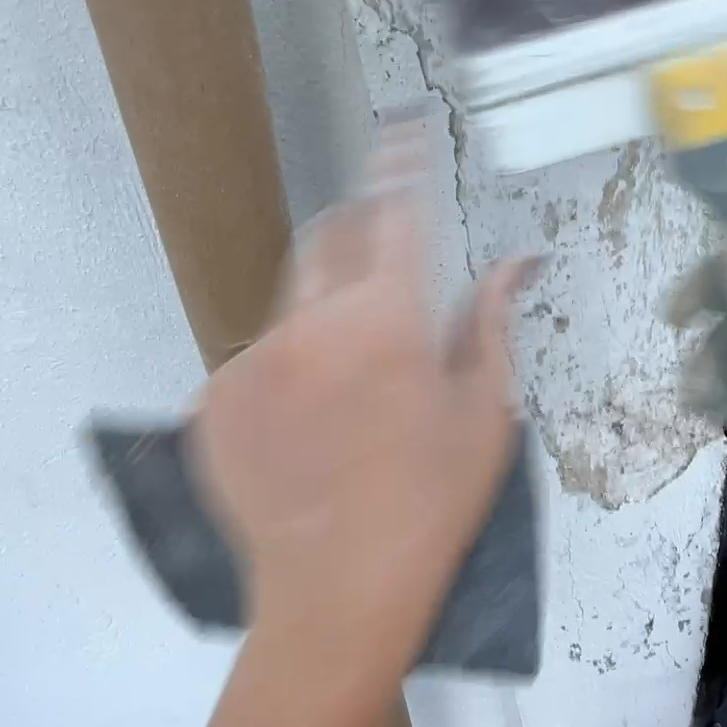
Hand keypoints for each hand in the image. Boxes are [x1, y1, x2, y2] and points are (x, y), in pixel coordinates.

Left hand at [194, 124, 532, 672]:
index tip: (397, 135)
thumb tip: (513, 266)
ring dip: (324, 317)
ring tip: (350, 390)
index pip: (393, 214)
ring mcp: (249, 361)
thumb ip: (490, 327)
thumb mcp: (484, 418)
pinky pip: (255, 358)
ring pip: (290, 303)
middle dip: (358, 240)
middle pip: (327, 240)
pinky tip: (309, 427)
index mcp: (386, 320)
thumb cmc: (432, 507)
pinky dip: (287, 368)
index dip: (399, 168)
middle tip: (385, 286)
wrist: (340, 592)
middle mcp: (307, 323)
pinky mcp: (213, 400)